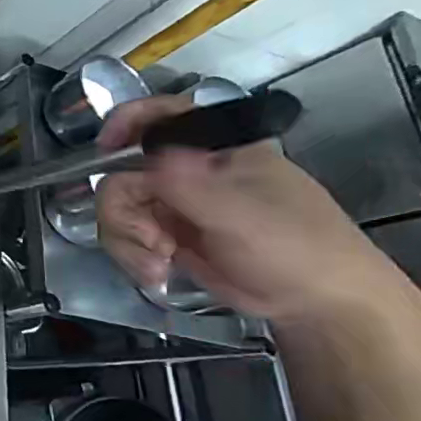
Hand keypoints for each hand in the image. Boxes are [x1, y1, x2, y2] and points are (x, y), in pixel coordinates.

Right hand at [94, 94, 405, 324]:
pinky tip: (157, 269)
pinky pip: (124, 234)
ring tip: (158, 261)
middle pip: (123, 173)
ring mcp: (174, 204)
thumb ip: (191, 186)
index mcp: (213, 150)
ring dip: (127, 238)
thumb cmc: (295, 248)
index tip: (106, 150)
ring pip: (118, 207)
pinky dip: (132, 254)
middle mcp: (188, 171)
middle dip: (124, 211)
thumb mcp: (241, 215)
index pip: (161, 116)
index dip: (126, 123)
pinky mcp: (165, 235)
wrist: (314, 304)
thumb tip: (152, 157)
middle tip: (149, 239)